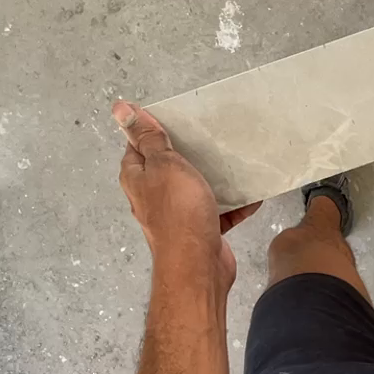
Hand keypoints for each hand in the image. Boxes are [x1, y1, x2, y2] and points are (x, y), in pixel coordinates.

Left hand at [113, 100, 260, 286]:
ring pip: (196, 191)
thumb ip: (147, 138)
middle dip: (188, 155)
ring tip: (232, 164)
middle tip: (208, 139)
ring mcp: (179, 217)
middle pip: (169, 169)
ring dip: (213, 180)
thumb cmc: (179, 214)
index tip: (175, 121)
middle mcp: (154, 198)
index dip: (152, 131)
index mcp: (138, 179)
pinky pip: (220, 213)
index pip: (137, 146)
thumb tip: (121, 108)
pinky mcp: (203, 232)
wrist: (199, 265)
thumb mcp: (163, 164)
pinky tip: (251, 196)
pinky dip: (234, 205)